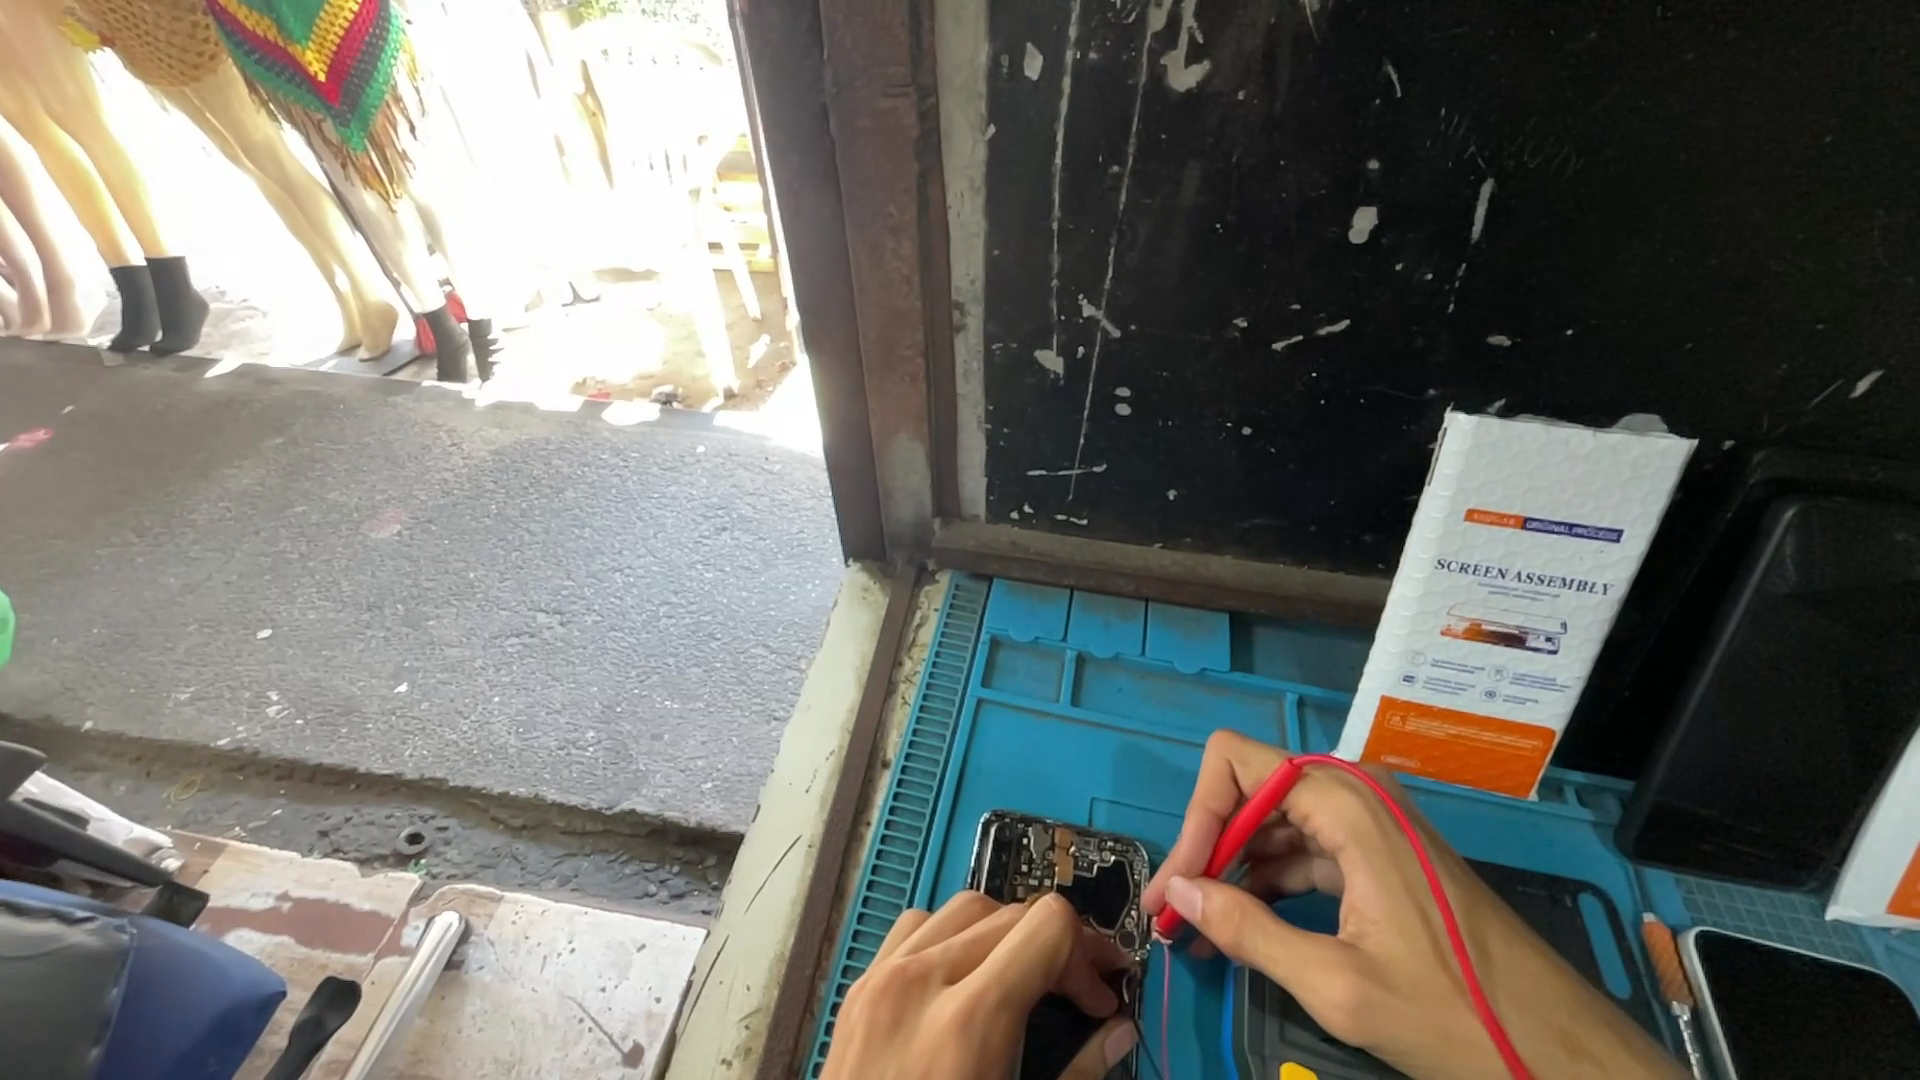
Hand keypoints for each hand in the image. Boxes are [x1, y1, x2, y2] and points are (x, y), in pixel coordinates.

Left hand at [821, 890, 1137, 1079]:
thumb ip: (1076, 1073)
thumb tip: (1116, 1032)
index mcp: (968, 1022)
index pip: (1047, 926)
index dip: (1087, 956)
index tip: (1098, 997)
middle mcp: (922, 982)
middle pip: (1012, 914)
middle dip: (1056, 947)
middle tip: (1078, 991)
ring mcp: (882, 978)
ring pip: (964, 908)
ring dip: (1004, 932)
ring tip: (1023, 976)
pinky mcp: (858, 987)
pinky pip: (915, 927)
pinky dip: (950, 935)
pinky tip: (962, 973)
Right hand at [1142, 731, 1684, 1079]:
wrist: (1568, 1053)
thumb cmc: (1455, 1014)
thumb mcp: (1337, 983)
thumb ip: (1247, 930)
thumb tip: (1177, 895)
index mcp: (1345, 803)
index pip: (1235, 764)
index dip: (1197, 819)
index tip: (1179, 885)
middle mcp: (1354, 793)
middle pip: (1248, 791)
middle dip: (1206, 849)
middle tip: (1172, 912)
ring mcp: (1370, 821)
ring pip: (1272, 822)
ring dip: (1231, 871)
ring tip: (1196, 930)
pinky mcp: (1379, 852)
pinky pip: (1303, 849)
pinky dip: (1266, 884)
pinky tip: (1240, 928)